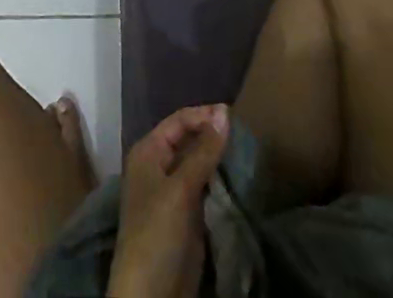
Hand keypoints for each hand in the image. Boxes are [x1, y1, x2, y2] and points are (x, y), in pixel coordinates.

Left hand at [107, 104, 229, 297]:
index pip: (179, 120)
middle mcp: (158, 166)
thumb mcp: (181, 188)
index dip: (205, 114)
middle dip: (213, 133)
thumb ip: (203, 150)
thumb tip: (225, 112)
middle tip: (244, 131)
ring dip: (218, 155)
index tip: (235, 115)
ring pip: (199, 160)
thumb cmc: (157, 233)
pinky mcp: (186, 211)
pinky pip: (204, 182)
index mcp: (148, 153)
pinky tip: (237, 173)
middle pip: (189, 138)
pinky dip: (219, 176)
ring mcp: (172, 190)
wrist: (151, 295)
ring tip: (245, 148)